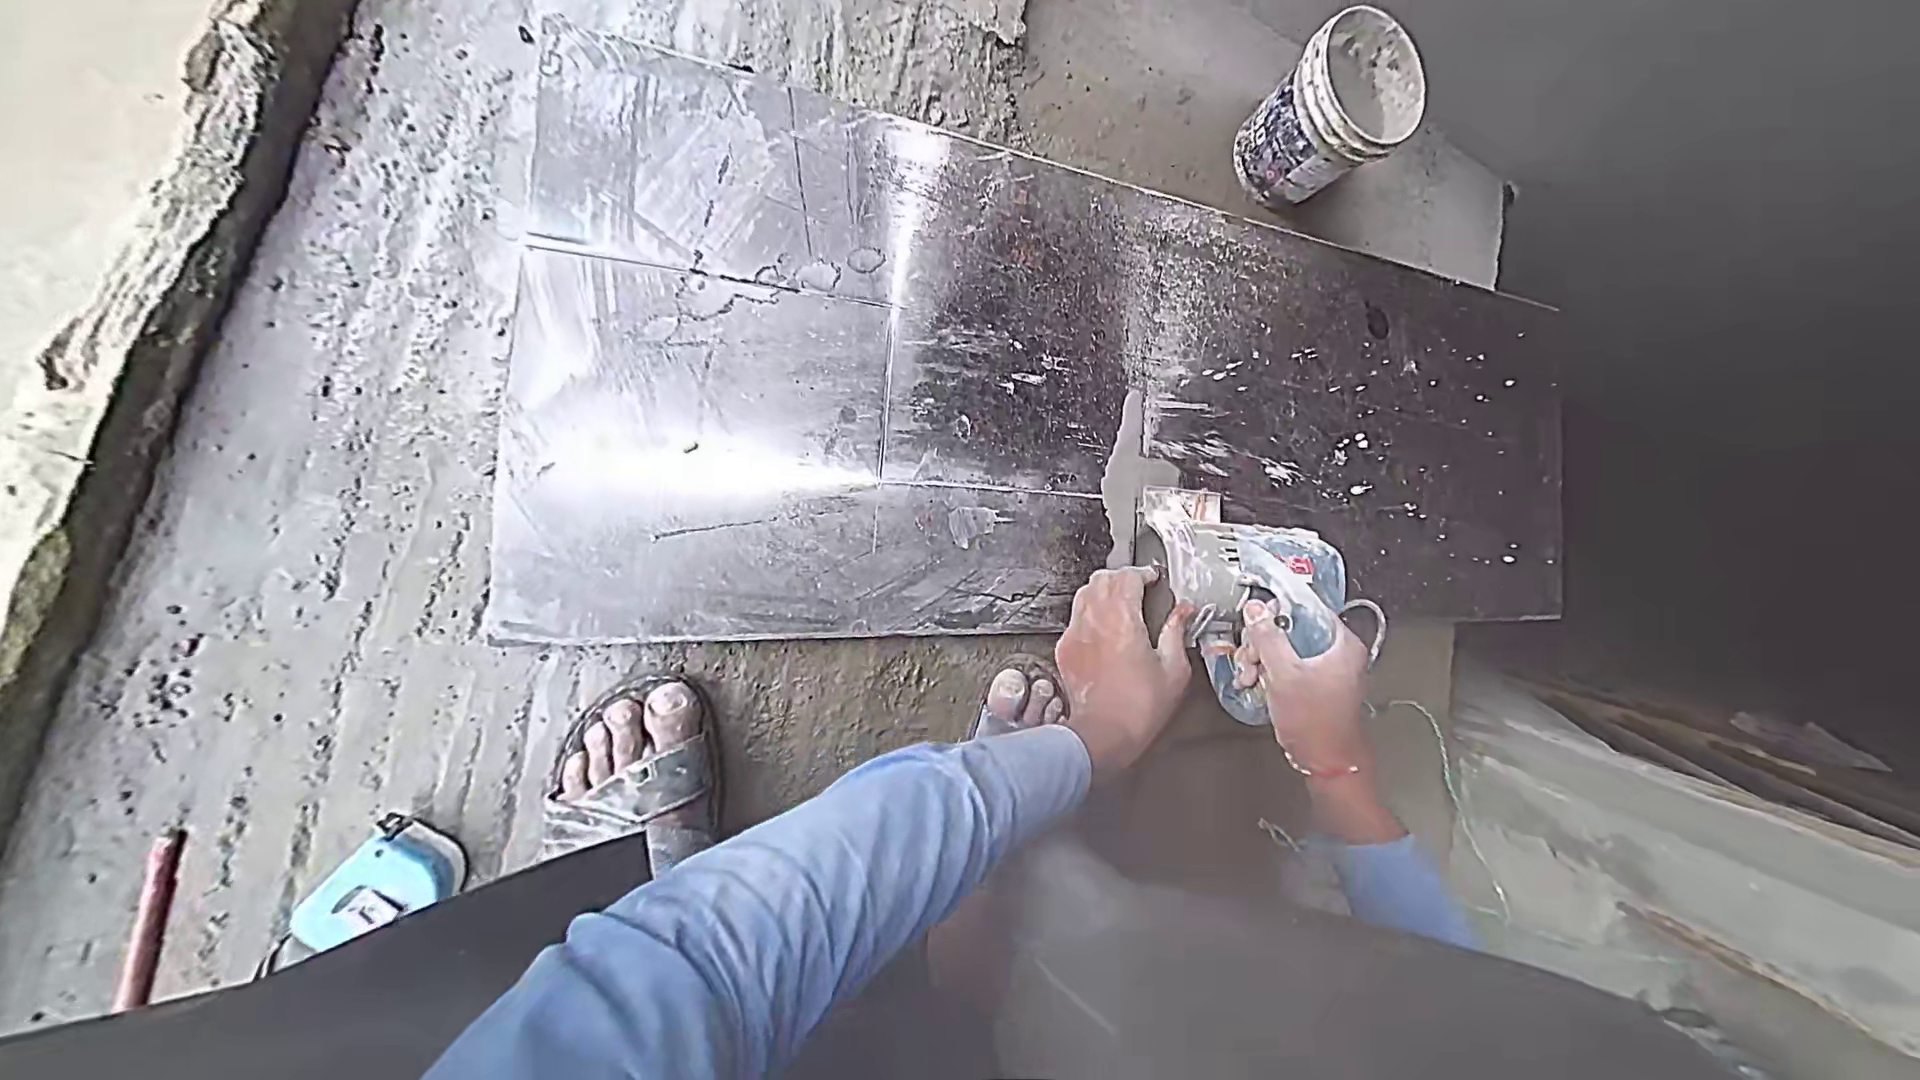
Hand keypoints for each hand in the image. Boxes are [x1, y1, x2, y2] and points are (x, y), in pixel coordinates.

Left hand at [1054, 568, 1194, 775]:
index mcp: (1122, 620)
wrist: (1103, 733)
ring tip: (1121, 604)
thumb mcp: (1173, 669)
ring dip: (1102, 592)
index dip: (1141, 573)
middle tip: (1138, 587)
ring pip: (1083, 594)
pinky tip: (1103, 629)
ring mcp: (1075, 633)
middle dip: (1121, 578)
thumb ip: (1176, 632)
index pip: (1126, 577)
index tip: (1152, 579)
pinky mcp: (1065, 648)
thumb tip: (1183, 611)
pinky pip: (1075, 618)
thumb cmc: (1139, 708)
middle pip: (1101, 579)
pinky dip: (1089, 614)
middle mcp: (1093, 621)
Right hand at [1234, 598, 1370, 773]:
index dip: (1277, 610)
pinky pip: (1284, 663)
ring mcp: (1324, 667)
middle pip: (1290, 627)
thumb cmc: (1313, 718)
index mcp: (1340, 643)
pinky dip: (1266, 670)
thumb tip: (1255, 607)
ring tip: (1249, 676)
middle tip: (1250, 658)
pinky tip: (1253, 682)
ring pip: (1283, 646)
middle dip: (1261, 642)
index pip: (1306, 607)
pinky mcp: (1312, 682)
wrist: (1326, 761)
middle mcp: (1336, 651)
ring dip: (1259, 658)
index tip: (1254, 620)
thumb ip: (1268, 637)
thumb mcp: (1284, 673)